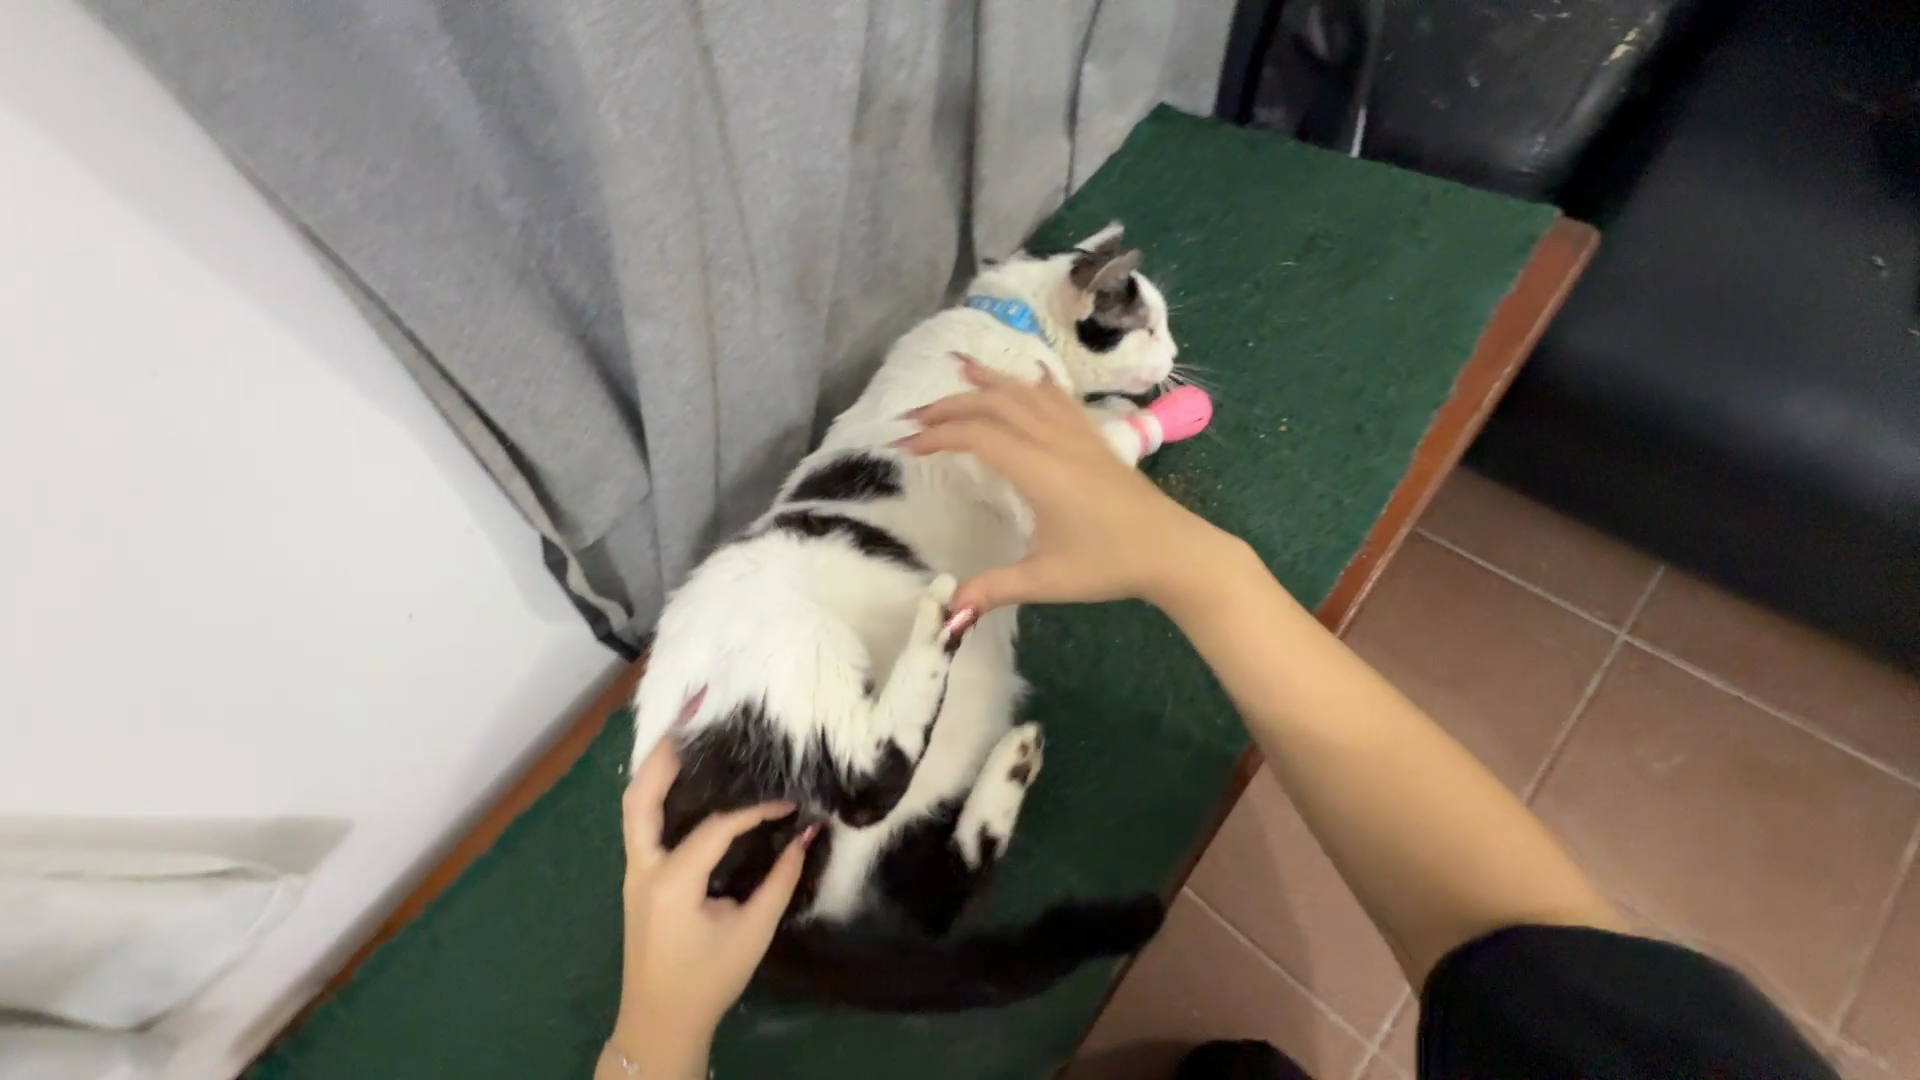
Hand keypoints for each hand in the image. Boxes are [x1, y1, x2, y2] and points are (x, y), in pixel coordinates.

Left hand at [604, 739, 814, 1078]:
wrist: (659, 1025)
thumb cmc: (708, 980)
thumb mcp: (753, 930)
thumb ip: (782, 877)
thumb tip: (809, 831)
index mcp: (671, 881)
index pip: (716, 826)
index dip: (754, 808)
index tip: (788, 800)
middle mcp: (643, 867)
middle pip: (642, 795)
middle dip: (665, 752)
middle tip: (694, 713)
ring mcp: (634, 871)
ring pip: (634, 806)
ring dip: (657, 768)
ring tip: (686, 732)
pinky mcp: (638, 876)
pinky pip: (643, 821)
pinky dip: (659, 791)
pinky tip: (685, 776)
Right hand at [899, 357, 1247, 614]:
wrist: (1173, 551)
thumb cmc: (1110, 565)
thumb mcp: (1047, 581)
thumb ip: (995, 589)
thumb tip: (948, 611)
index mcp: (1040, 471)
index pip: (978, 436)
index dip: (938, 435)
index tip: (906, 445)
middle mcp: (1056, 442)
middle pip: (997, 404)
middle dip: (952, 404)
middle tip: (916, 416)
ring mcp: (1079, 436)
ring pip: (1028, 392)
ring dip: (991, 381)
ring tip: (961, 368)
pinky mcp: (1095, 439)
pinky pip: (1058, 398)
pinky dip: (1033, 384)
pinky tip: (1026, 378)